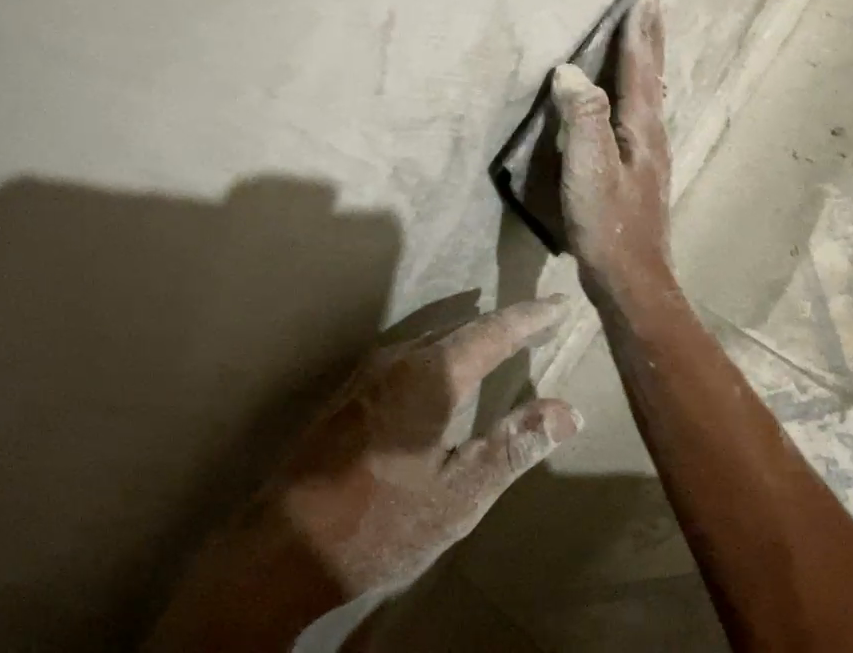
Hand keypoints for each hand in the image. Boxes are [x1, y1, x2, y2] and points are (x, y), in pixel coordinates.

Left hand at [257, 296, 581, 597]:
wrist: (281, 549)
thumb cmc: (379, 524)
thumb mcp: (458, 496)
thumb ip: (514, 446)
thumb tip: (570, 410)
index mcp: (431, 377)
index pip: (493, 332)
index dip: (531, 317)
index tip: (562, 302)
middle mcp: (399, 360)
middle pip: (463, 329)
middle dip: (506, 324)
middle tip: (542, 320)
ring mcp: (368, 374)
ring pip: (433, 339)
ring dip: (472, 336)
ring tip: (503, 338)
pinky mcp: (350, 393)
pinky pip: (410, 354)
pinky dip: (443, 352)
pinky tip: (445, 370)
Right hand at [550, 0, 674, 303]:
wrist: (631, 278)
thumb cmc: (607, 223)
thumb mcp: (589, 168)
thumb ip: (583, 117)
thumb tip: (571, 70)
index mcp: (641, 128)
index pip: (639, 68)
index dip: (637, 32)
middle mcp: (653, 135)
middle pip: (652, 76)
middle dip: (650, 39)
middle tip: (654, 5)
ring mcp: (650, 155)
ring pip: (650, 95)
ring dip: (647, 63)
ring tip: (645, 41)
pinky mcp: (640, 172)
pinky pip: (641, 115)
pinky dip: (638, 91)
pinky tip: (633, 103)